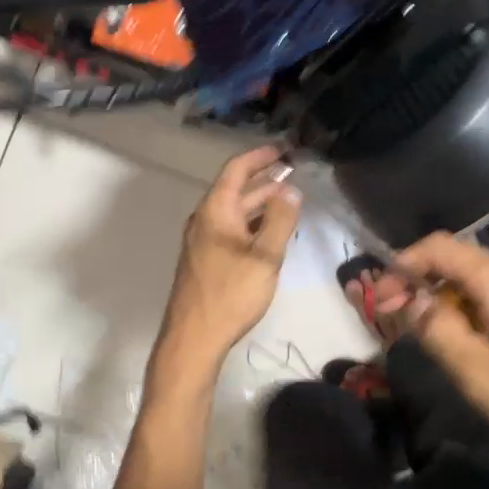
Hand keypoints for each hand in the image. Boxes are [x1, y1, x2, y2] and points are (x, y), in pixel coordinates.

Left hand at [157, 147, 302, 369]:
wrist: (193, 338)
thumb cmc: (231, 293)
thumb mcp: (265, 256)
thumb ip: (281, 220)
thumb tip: (292, 190)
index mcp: (216, 211)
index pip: (236, 170)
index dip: (260, 156)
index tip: (284, 150)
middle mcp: (204, 220)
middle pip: (236, 190)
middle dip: (266, 181)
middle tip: (295, 176)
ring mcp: (202, 241)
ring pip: (234, 213)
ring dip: (260, 205)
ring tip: (289, 202)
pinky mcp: (205, 261)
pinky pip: (230, 230)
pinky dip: (252, 224)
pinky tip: (270, 235)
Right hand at [395, 234, 488, 469]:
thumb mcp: (479, 372)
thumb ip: (438, 330)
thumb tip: (409, 299)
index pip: (440, 246)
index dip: (403, 263)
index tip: (380, 297)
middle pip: (457, 258)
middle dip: (420, 282)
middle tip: (396, 320)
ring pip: (475, 278)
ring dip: (444, 298)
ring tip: (425, 335)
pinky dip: (469, 308)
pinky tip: (464, 341)